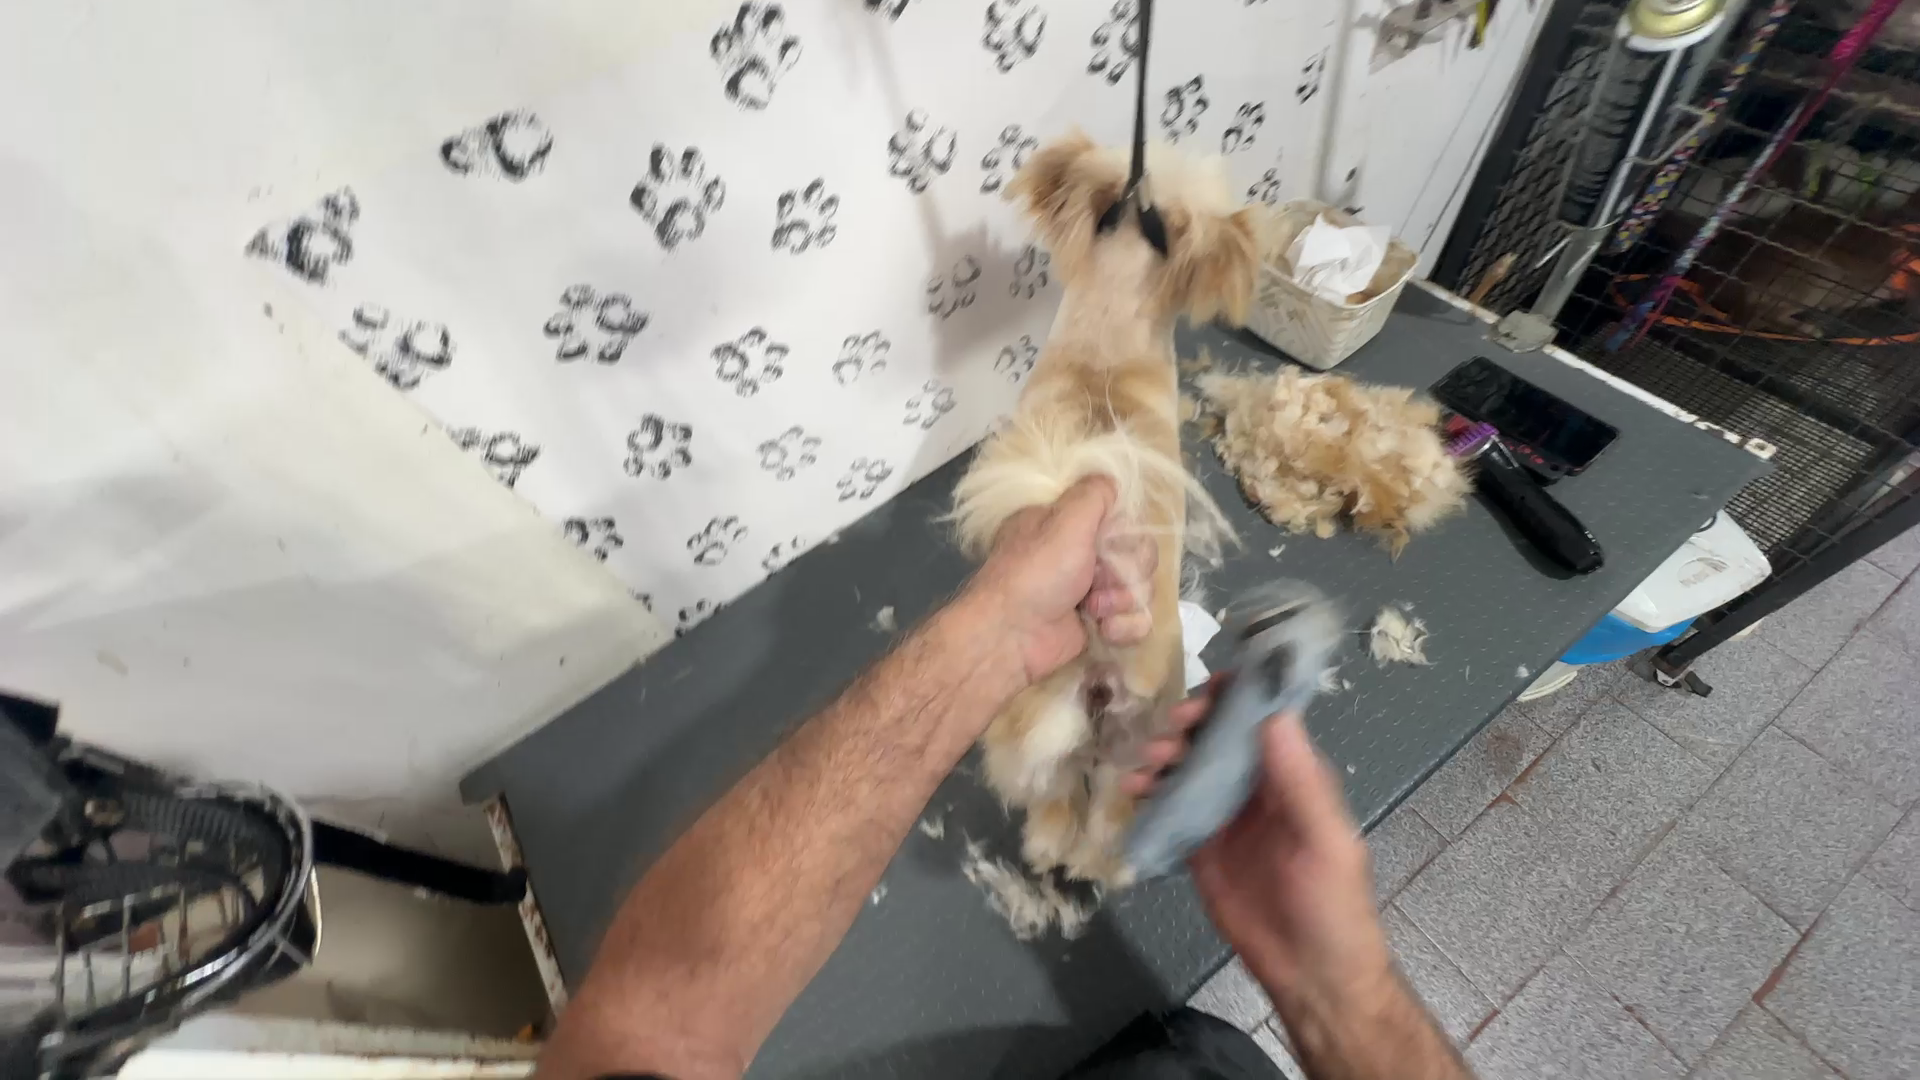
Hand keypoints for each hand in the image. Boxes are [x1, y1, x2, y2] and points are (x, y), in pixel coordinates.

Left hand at [966, 477, 1157, 686]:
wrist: (1013, 635)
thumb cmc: (1038, 572)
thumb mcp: (1064, 519)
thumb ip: (1093, 494)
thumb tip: (1111, 481)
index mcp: (1070, 524)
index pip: (1122, 519)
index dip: (1124, 533)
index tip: (1109, 541)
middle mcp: (1082, 554)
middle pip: (1139, 554)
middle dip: (1126, 570)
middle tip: (1098, 579)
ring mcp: (1092, 590)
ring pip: (1141, 588)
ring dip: (1123, 600)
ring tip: (1094, 609)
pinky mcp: (1100, 624)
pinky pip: (1135, 621)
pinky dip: (1124, 627)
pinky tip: (1104, 630)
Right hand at [1126, 686, 1392, 1013]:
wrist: (1306, 975)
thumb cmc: (1330, 905)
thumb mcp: (1325, 841)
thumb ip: (1300, 779)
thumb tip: (1274, 712)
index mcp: (1291, 773)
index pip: (1261, 716)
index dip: (1236, 695)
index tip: (1209, 686)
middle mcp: (1253, 781)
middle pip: (1216, 733)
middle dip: (1192, 720)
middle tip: (1174, 726)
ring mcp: (1222, 807)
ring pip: (1187, 760)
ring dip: (1165, 750)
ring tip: (1149, 761)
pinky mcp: (1196, 835)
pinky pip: (1167, 798)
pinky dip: (1148, 787)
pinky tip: (1132, 789)